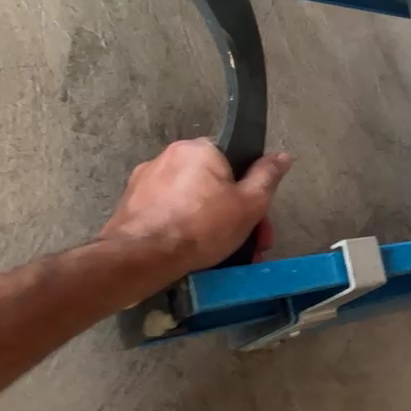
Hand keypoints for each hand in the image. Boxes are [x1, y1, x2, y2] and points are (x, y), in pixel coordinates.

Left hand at [99, 139, 292, 273]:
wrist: (139, 261)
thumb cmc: (202, 225)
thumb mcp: (252, 201)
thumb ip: (268, 175)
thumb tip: (281, 156)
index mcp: (198, 149)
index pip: (235, 156)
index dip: (251, 183)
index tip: (258, 208)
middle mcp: (167, 158)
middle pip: (214, 181)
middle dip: (235, 209)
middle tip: (250, 237)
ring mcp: (143, 183)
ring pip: (193, 198)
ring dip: (213, 219)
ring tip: (226, 250)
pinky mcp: (129, 206)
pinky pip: (170, 210)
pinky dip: (186, 225)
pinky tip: (197, 249)